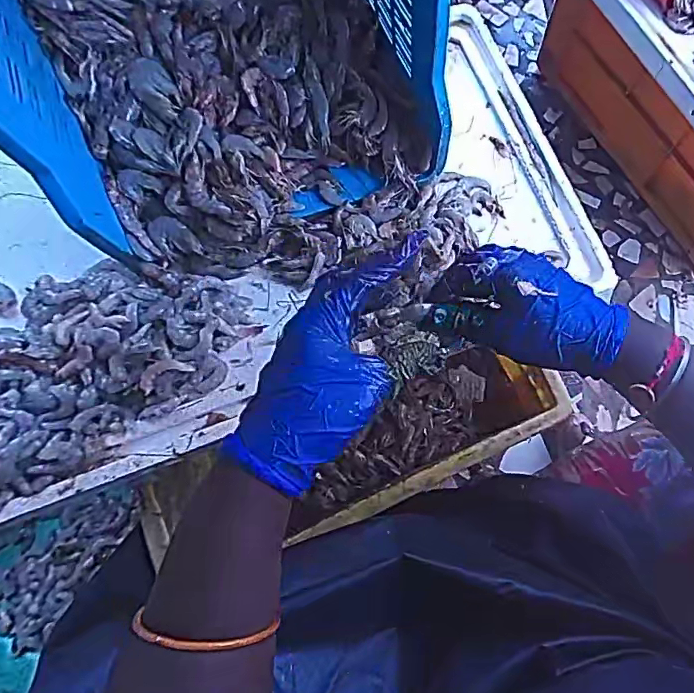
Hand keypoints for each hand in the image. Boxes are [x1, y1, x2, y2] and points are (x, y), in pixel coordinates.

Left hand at [222, 236, 418, 497]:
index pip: (359, 279)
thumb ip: (395, 360)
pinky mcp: (302, 355)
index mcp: (321, 319)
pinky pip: (333, 322)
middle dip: (376, 271)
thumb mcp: (368, 385)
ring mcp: (302, 338)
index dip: (390, 260)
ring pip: (338, 303)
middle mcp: (308, 321)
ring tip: (396, 290)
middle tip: (404, 263)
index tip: (414, 244)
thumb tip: (419, 345)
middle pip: (344, 283)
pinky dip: (356, 317)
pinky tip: (374, 325)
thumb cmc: (317, 415)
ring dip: (366, 294)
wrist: (274, 449)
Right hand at [428, 245, 627, 377]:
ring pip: (489, 265)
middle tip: (445, 309)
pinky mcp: (542, 270)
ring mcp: (530, 261)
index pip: (457, 275)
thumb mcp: (500, 332)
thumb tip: (433, 317)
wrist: (599, 338)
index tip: (431, 310)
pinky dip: (492, 283)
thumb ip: (464, 321)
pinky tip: (491, 302)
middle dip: (455, 285)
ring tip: (466, 307)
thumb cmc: (550, 335)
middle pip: (472, 264)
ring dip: (474, 283)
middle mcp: (514, 257)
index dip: (440, 294)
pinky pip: (506, 269)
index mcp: (501, 268)